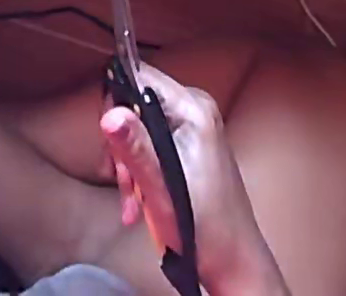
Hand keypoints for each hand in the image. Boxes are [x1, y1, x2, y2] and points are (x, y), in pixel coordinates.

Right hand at [101, 65, 286, 293]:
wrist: (236, 271)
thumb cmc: (205, 233)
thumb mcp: (161, 190)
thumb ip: (135, 148)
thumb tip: (109, 115)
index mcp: (193, 109)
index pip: (135, 74)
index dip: (115, 102)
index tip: (112, 140)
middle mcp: (195, 107)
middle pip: (132, 98)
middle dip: (120, 140)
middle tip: (123, 176)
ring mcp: (193, 122)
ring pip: (136, 119)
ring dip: (126, 157)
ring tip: (131, 193)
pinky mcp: (189, 138)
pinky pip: (147, 134)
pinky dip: (137, 162)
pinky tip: (137, 193)